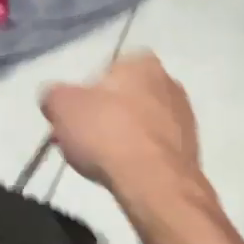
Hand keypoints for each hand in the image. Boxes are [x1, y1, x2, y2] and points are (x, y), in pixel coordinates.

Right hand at [41, 52, 207, 207]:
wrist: (155, 182)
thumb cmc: (107, 134)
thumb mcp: (61, 107)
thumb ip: (53, 96)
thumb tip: (54, 99)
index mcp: (141, 61)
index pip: (104, 71)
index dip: (83, 96)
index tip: (72, 120)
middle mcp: (169, 81)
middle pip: (122, 98)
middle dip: (102, 117)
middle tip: (82, 142)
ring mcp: (184, 115)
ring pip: (139, 124)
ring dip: (121, 138)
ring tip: (102, 162)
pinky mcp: (190, 147)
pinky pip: (154, 147)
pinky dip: (139, 157)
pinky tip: (125, 172)